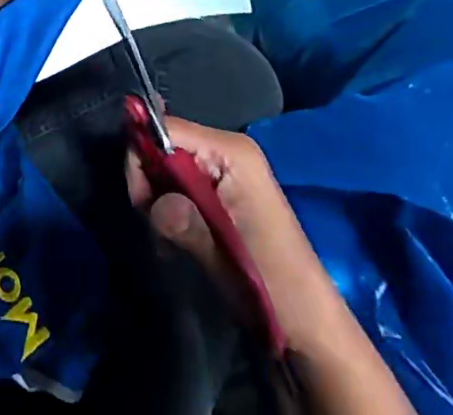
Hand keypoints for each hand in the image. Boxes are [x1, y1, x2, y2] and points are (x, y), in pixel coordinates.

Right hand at [126, 117, 343, 351]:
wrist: (310, 323)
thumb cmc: (276, 287)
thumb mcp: (228, 258)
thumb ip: (188, 225)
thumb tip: (155, 205)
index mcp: (232, 152)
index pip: (163, 128)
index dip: (143, 159)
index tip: (143, 203)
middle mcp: (225, 149)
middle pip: (159, 144)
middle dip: (148, 183)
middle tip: (158, 227)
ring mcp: (222, 167)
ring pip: (162, 166)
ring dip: (157, 201)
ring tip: (171, 238)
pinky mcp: (218, 187)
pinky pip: (174, 182)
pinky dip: (167, 207)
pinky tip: (178, 235)